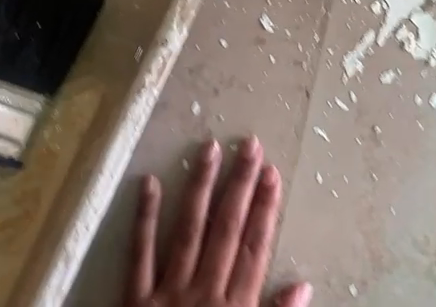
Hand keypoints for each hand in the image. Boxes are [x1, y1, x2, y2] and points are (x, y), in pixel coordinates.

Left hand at [126, 137, 310, 306]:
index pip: (255, 249)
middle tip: (250, 144)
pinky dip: (144, 218)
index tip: (272, 172)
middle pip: (226, 231)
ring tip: (210, 148)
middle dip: (240, 185)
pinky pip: (138, 254)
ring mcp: (166, 294)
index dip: (265, 209)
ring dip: (201, 188)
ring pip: (188, 231)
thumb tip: (303, 285)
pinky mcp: (133, 301)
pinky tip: (149, 182)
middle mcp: (203, 294)